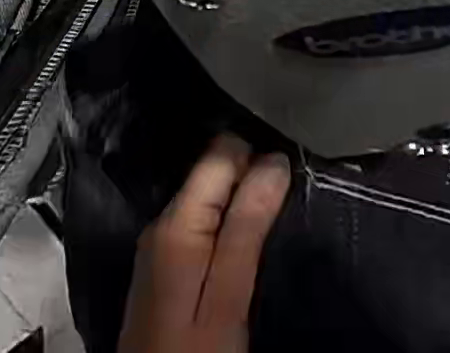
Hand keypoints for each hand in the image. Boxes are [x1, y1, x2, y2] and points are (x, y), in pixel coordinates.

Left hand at [118, 134, 291, 352]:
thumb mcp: (227, 298)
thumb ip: (248, 227)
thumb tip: (276, 159)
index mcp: (176, 223)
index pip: (222, 152)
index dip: (259, 158)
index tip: (288, 184)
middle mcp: (163, 223)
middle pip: (216, 171)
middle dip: (253, 179)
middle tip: (284, 211)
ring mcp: (161, 247)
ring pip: (214, 196)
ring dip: (245, 204)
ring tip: (274, 227)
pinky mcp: (167, 269)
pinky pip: (206, 222)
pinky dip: (231, 225)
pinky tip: (250, 248)